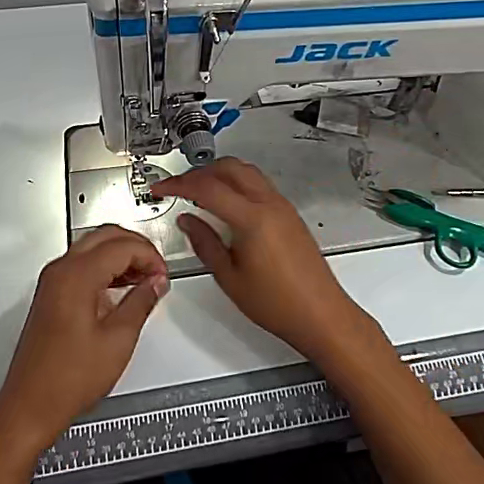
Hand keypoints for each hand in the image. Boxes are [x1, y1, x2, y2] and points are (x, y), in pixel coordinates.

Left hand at [0, 226, 168, 483]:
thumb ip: (141, 302)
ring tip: (145, 278)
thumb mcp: (119, 339)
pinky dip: (106, 267)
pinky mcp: (50, 295)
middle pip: (105, 236)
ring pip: (93, 247)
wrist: (31, 406)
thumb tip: (155, 283)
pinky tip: (123, 288)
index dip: (149, 256)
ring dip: (121, 255)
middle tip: (157, 268)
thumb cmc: (64, 381)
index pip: (122, 245)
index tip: (162, 273)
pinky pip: (82, 265)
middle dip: (136, 247)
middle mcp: (60, 272)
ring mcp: (52, 282)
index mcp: (76, 276)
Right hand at [150, 158, 385, 366]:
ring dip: (220, 174)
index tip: (162, 188)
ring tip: (199, 192)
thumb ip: (205, 243)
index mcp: (253, 218)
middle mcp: (271, 205)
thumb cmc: (280, 304)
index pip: (207, 187)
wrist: (321, 315)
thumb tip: (188, 222)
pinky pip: (259, 185)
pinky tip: (225, 204)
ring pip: (246, 172)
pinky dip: (237, 184)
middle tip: (178, 187)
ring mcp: (283, 207)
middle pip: (229, 168)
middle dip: (199, 172)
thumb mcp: (229, 277)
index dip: (178, 184)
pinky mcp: (290, 215)